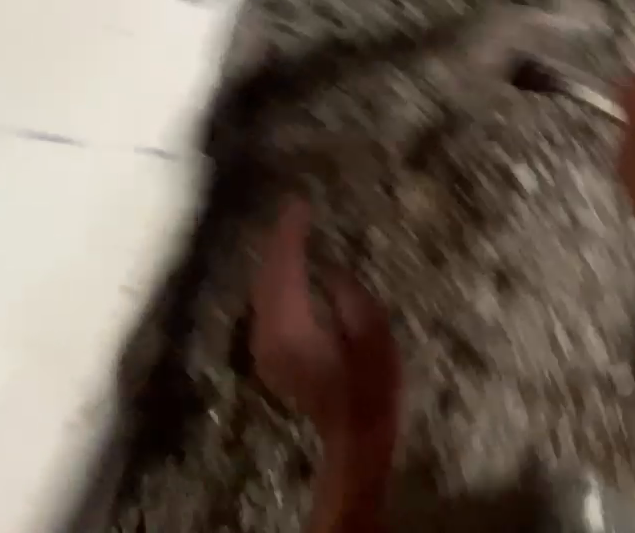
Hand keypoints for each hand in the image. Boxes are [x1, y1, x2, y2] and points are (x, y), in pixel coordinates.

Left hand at [250, 199, 399, 530]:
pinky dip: (278, 276)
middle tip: (295, 207)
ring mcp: (265, 347)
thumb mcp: (371, 328)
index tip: (300, 203)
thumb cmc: (372, 381)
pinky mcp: (273, 353)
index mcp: (290, 328)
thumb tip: (329, 269)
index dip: (290, 234)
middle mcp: (267, 335)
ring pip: (263, 289)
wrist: (356, 431)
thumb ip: (346, 294)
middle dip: (278, 241)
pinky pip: (269, 302)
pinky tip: (291, 264)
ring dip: (276, 257)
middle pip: (266, 277)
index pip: (284, 269)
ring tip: (293, 227)